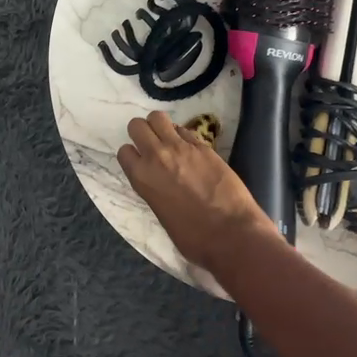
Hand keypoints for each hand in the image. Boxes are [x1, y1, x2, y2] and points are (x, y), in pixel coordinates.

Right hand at [116, 111, 276, 271]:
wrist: (232, 234)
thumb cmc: (194, 238)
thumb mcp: (161, 215)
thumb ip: (153, 190)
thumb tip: (158, 183)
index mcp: (142, 178)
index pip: (124, 151)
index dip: (133, 155)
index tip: (141, 162)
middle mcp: (157, 156)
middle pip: (137, 125)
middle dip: (142, 132)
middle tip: (152, 145)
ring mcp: (180, 147)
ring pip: (158, 117)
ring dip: (160, 126)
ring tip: (168, 140)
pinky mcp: (202, 145)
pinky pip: (184, 129)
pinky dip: (183, 136)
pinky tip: (190, 150)